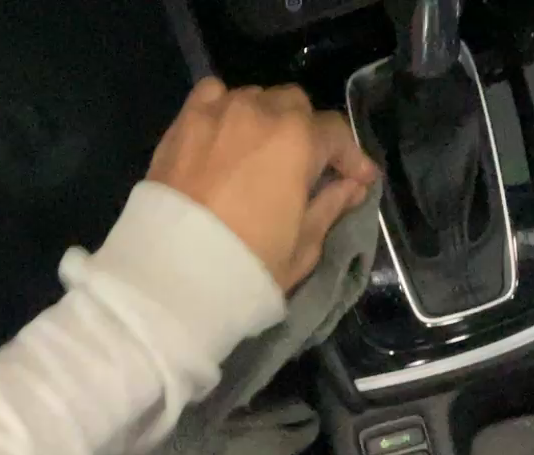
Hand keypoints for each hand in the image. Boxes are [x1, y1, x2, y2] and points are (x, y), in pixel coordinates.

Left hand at [147, 78, 378, 289]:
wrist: (174, 277)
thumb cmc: (248, 267)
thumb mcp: (301, 248)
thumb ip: (330, 208)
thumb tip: (351, 186)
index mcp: (296, 141)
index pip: (335, 134)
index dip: (351, 158)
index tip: (358, 181)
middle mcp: (258, 112)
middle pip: (295, 107)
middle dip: (308, 134)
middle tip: (308, 170)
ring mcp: (216, 113)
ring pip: (254, 99)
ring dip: (268, 122)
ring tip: (264, 156)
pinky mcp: (182, 124)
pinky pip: (212, 97)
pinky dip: (227, 110)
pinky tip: (228, 136)